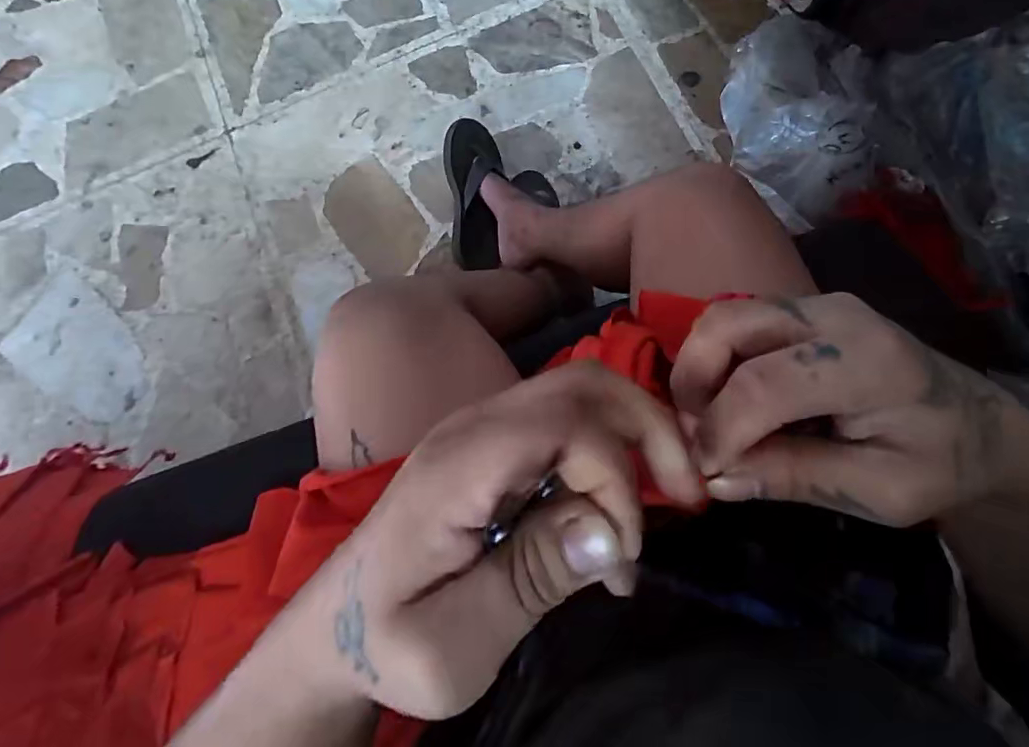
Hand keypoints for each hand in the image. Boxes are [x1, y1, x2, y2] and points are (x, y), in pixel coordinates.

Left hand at [290, 361, 704, 720]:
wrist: (340, 621)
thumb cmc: (389, 639)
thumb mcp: (455, 644)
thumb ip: (530, 579)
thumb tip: (610, 530)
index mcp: (457, 466)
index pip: (562, 424)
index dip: (614, 478)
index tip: (622, 558)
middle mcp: (473, 426)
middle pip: (581, 384)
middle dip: (648, 430)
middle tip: (688, 498)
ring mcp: (483, 425)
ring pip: (580, 389)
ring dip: (634, 433)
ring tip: (662, 500)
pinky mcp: (494, 440)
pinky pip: (567, 415)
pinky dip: (610, 444)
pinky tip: (616, 501)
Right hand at [670, 293, 1028, 527]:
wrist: (977, 421)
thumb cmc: (939, 463)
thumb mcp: (881, 493)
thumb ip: (796, 478)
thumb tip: (714, 479)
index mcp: (868, 363)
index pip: (765, 385)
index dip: (721, 428)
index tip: (705, 470)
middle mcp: (833, 315)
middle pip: (728, 325)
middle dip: (693, 380)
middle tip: (693, 432)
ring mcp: (813, 303)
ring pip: (722, 316)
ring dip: (698, 366)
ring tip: (706, 419)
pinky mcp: (799, 307)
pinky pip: (736, 321)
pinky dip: (714, 358)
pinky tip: (725, 400)